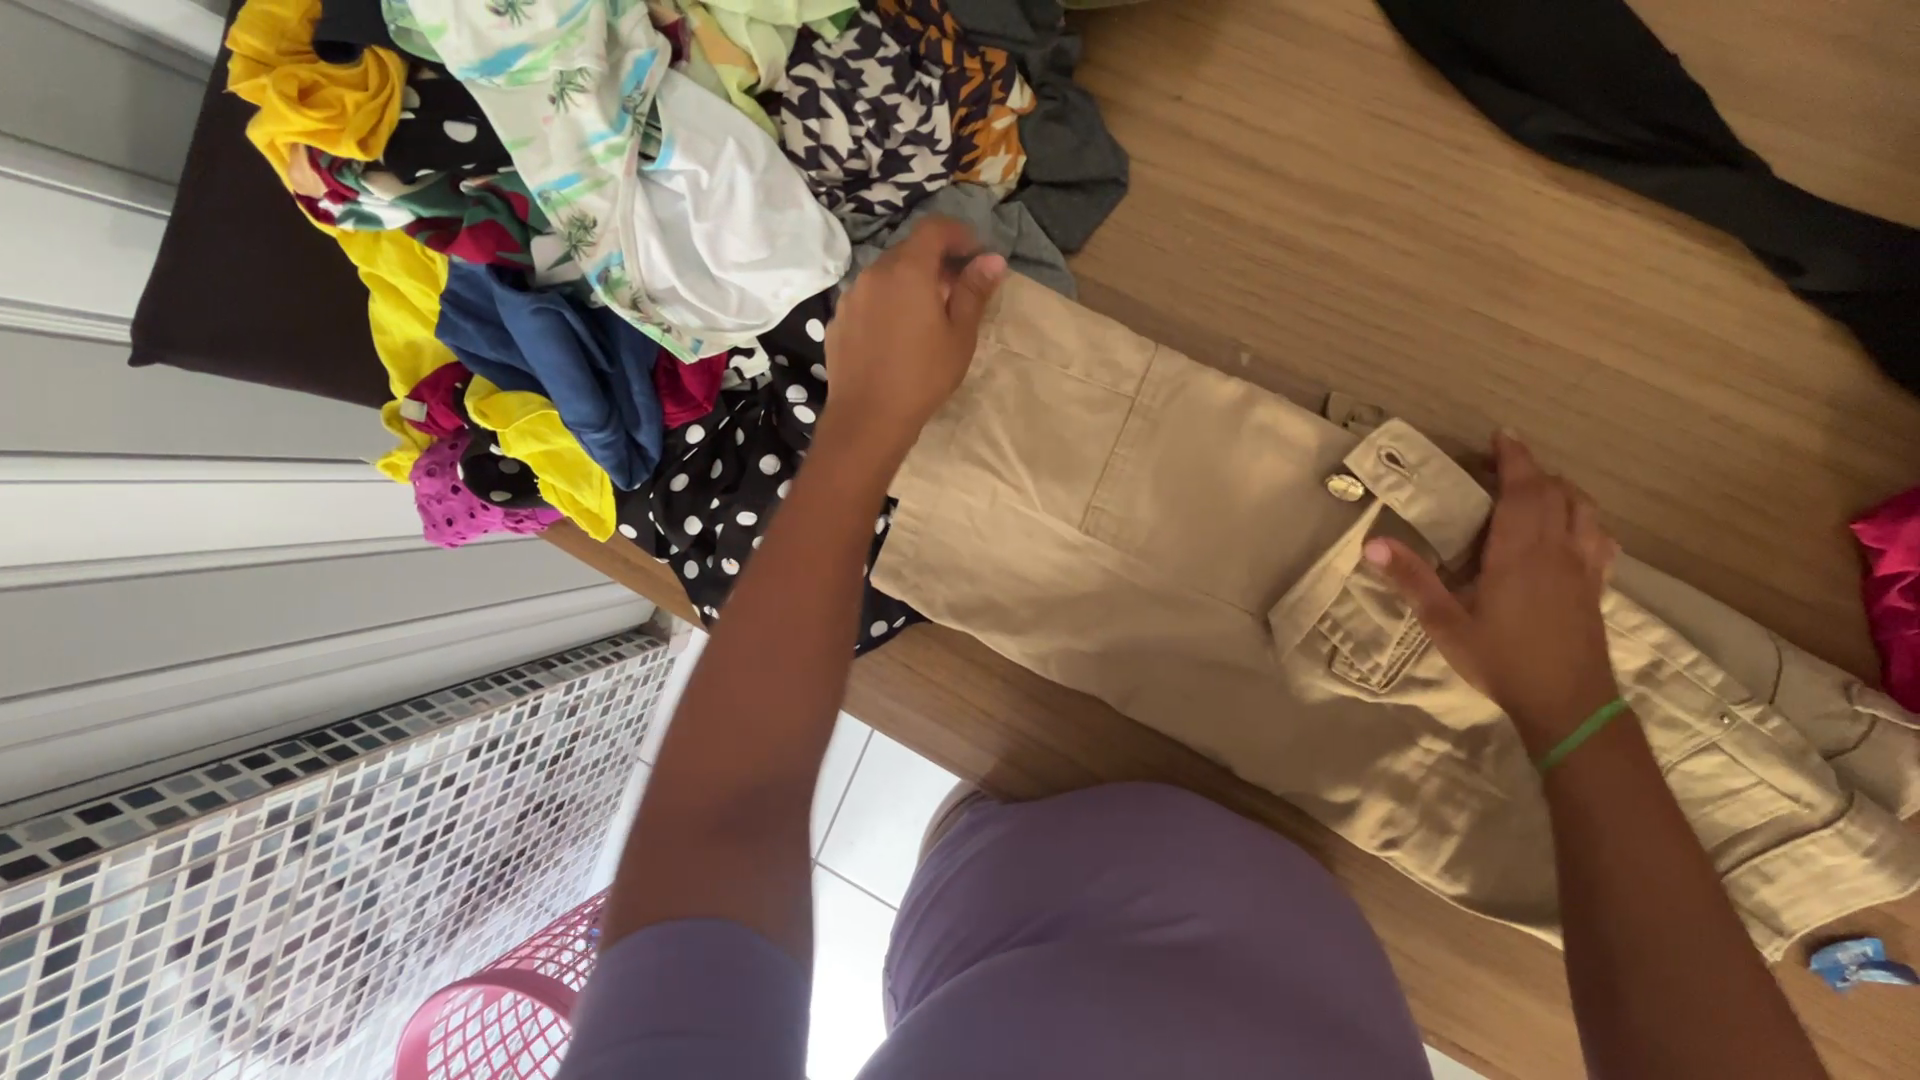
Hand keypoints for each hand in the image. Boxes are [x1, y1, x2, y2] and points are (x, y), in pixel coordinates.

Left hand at [819, 218, 1007, 459]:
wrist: (868, 418)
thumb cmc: (923, 376)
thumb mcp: (959, 335)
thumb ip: (974, 291)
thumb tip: (993, 260)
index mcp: (908, 270)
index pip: (934, 229)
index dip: (958, 234)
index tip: (975, 254)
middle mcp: (874, 273)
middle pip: (908, 251)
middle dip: (935, 262)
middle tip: (957, 291)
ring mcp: (850, 297)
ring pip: (885, 277)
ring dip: (909, 285)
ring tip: (926, 317)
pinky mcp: (838, 321)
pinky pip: (868, 300)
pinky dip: (886, 305)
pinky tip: (896, 337)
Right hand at [1365, 432, 1621, 750]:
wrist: (1567, 703)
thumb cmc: (1501, 660)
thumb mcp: (1444, 623)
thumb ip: (1412, 580)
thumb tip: (1372, 543)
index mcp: (1520, 552)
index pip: (1525, 489)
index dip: (1515, 458)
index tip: (1501, 435)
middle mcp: (1558, 550)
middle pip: (1556, 492)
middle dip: (1532, 469)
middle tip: (1502, 462)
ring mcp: (1584, 567)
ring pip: (1584, 510)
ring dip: (1561, 489)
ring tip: (1536, 488)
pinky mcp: (1596, 586)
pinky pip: (1598, 536)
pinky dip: (1583, 518)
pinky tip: (1572, 530)